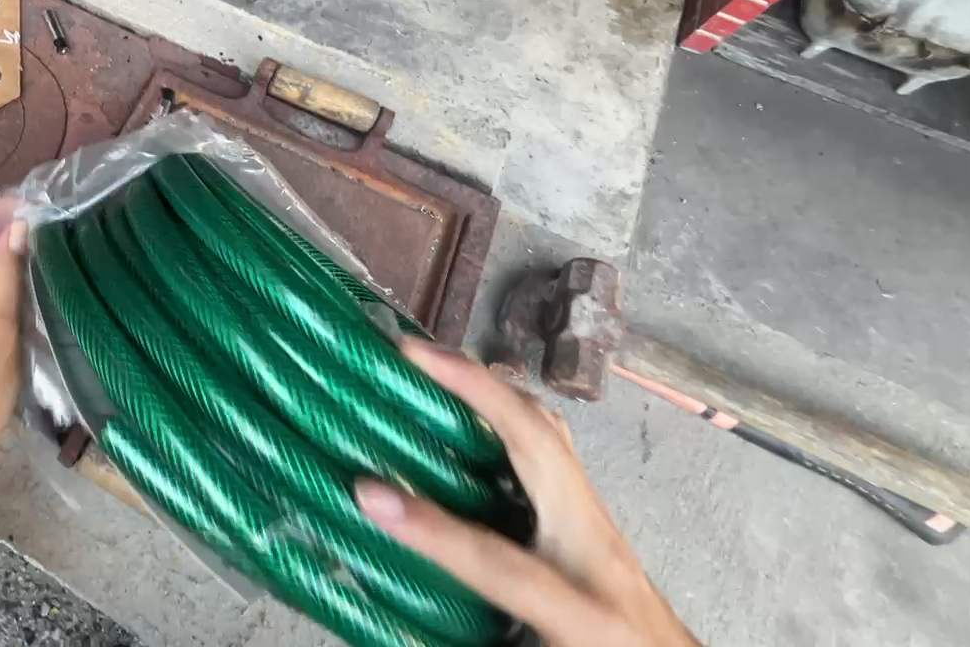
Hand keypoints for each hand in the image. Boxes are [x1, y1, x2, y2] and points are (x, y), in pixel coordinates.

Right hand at [354, 339, 698, 646]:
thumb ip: (463, 633)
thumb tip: (392, 610)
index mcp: (590, 616)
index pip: (502, 565)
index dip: (430, 529)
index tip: (367, 493)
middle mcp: (599, 554)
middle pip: (545, 445)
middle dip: (478, 389)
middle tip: (413, 350)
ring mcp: (602, 524)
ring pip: (552, 430)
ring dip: (491, 386)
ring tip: (433, 360)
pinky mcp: (592, 512)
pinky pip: (549, 442)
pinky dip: (505, 408)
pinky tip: (468, 402)